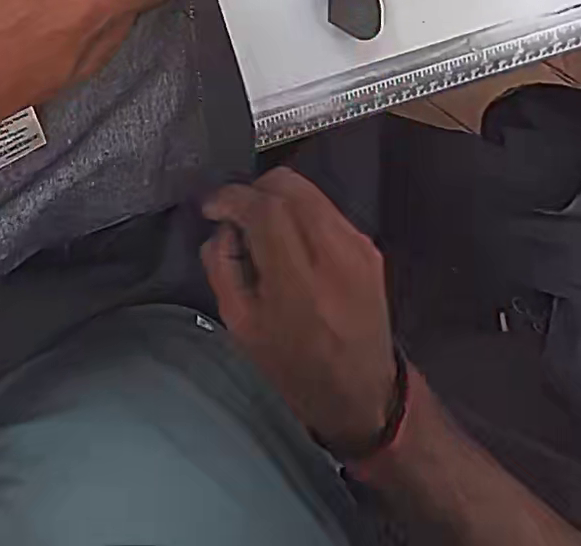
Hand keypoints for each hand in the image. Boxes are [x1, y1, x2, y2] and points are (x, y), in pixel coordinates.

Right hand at [202, 167, 397, 452]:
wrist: (364, 395)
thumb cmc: (293, 365)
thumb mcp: (239, 324)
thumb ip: (221, 265)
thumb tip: (222, 224)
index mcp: (299, 283)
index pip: (264, 209)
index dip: (231, 197)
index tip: (211, 208)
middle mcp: (334, 255)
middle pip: (286, 185)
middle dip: (252, 190)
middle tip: (235, 214)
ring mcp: (357, 247)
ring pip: (306, 189)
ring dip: (274, 197)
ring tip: (260, 226)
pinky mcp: (369, 246)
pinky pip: (323, 207)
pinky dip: (297, 210)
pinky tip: (289, 239)